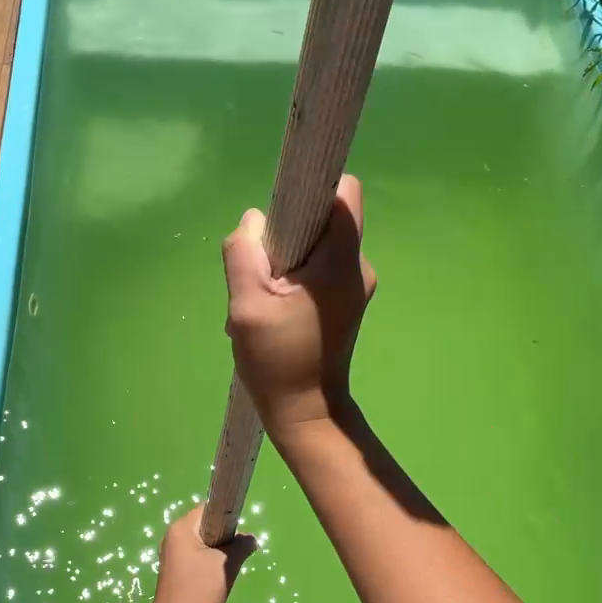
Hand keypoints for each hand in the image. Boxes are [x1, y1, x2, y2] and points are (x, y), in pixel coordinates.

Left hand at [150, 506, 255, 602]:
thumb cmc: (200, 590)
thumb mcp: (226, 565)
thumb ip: (241, 546)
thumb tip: (250, 539)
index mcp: (181, 528)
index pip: (208, 509)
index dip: (227, 517)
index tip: (239, 533)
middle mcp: (172, 537)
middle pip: (206, 526)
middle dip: (224, 538)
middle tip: (235, 554)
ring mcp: (171, 555)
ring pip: (203, 544)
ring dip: (218, 554)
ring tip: (226, 570)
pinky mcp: (174, 571)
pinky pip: (197, 558)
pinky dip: (209, 564)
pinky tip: (216, 580)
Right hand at [222, 174, 376, 431]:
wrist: (306, 413)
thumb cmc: (278, 362)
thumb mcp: (247, 306)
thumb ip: (244, 253)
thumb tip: (253, 220)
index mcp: (341, 262)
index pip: (342, 193)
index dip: (311, 189)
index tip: (280, 213)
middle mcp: (357, 266)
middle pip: (324, 219)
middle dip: (288, 234)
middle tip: (262, 271)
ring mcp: (354, 285)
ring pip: (317, 246)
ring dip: (286, 263)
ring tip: (264, 299)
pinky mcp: (345, 300)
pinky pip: (318, 270)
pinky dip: (293, 281)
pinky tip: (273, 311)